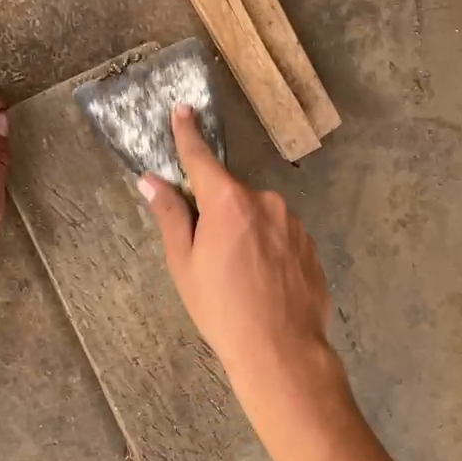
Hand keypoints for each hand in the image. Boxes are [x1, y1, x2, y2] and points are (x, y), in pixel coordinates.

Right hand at [139, 104, 333, 382]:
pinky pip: (280, 236)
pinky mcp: (310, 244)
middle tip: (210, 256)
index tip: (183, 109)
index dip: (188, 133)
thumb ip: (170, 216)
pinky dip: (267, 249)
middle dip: (217, 213)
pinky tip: (264, 283)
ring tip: (241, 278)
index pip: (201, 158)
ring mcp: (293, 222)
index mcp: (228, 202)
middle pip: (230, 195)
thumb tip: (152, 181)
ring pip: (258, 216)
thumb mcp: (185, 264)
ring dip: (245, 233)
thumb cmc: (223, 309)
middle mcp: (265, 201)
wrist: (283, 351)